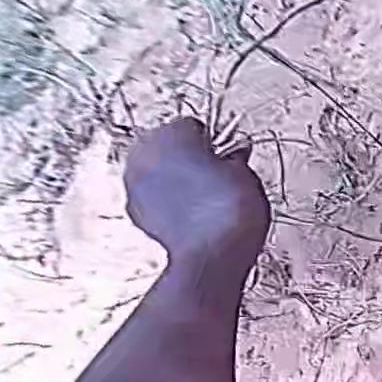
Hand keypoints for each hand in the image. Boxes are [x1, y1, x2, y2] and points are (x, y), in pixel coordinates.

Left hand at [124, 118, 270, 284]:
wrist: (212, 254)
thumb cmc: (230, 214)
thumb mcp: (247, 178)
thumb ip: (236, 160)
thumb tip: (235, 156)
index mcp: (173, 134)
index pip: (193, 126)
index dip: (214, 144)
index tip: (228, 157)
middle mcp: (145, 151)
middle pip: (168, 147)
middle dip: (190, 160)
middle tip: (218, 180)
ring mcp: (135, 181)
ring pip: (158, 172)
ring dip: (178, 182)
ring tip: (207, 201)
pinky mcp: (134, 208)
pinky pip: (153, 198)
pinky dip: (170, 204)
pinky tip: (193, 217)